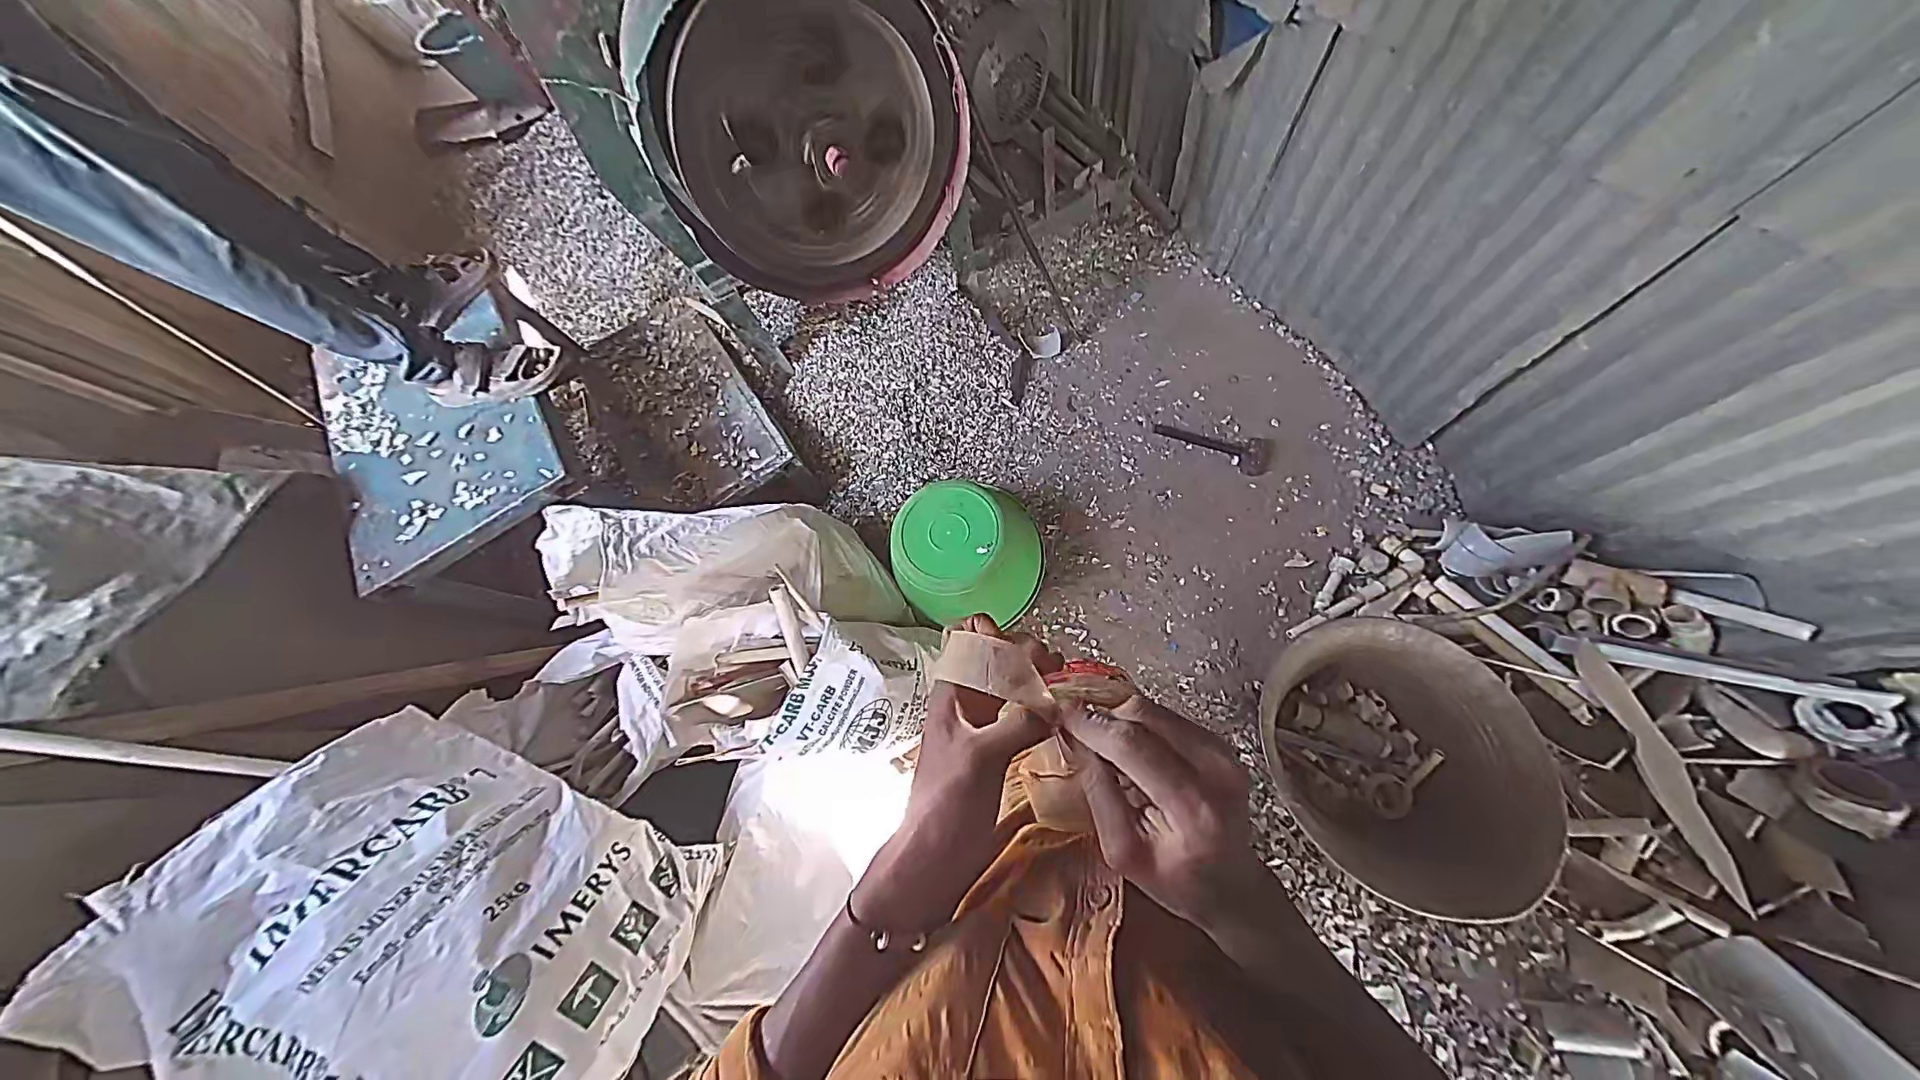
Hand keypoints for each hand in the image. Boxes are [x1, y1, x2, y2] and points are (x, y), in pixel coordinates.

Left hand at [853, 615, 1060, 929]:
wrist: (935, 856)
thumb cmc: (946, 802)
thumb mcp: (980, 756)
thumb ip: (1017, 723)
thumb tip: (1056, 703)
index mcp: (951, 691)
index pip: (965, 637)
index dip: (994, 633)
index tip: (1025, 651)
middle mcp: (966, 700)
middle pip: (996, 656)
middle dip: (1025, 653)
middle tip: (1055, 670)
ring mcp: (982, 724)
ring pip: (1010, 684)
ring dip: (1035, 680)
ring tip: (1063, 687)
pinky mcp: (997, 748)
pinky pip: (1020, 714)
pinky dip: (1039, 708)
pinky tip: (1059, 717)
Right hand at [1059, 695, 1274, 927]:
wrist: (1232, 886)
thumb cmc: (1177, 880)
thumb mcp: (1122, 851)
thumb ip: (1098, 794)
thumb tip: (1077, 742)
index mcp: (1191, 805)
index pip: (1131, 743)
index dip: (1091, 724)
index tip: (1063, 715)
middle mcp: (1214, 769)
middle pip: (1142, 715)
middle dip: (1103, 718)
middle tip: (1079, 733)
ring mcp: (1222, 752)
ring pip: (1153, 709)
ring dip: (1121, 721)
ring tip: (1109, 752)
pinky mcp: (1220, 744)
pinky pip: (1166, 717)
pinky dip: (1140, 726)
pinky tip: (1134, 754)